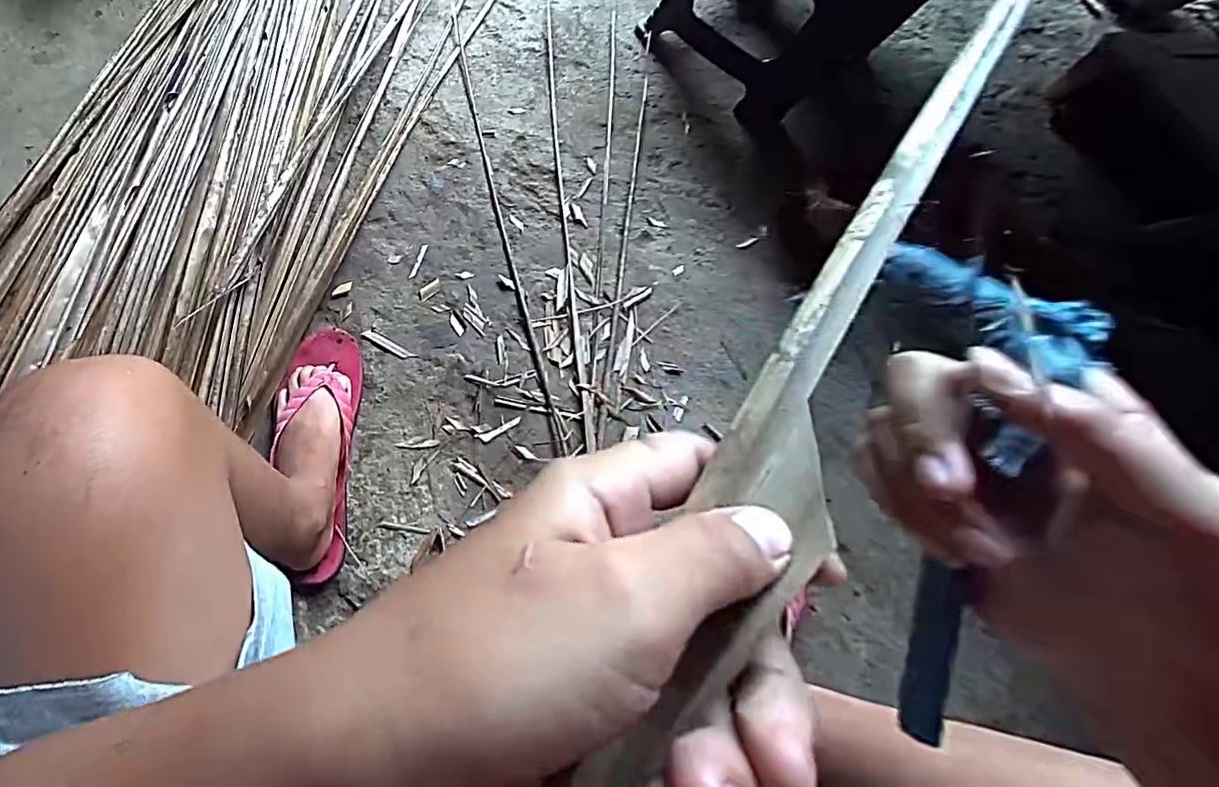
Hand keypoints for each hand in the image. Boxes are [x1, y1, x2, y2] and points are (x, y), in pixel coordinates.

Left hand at [309, 432, 810, 786]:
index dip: (758, 496)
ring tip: (715, 783)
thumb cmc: (507, 653)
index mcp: (600, 501)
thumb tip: (770, 517)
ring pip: (701, 660)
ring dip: (730, 728)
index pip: (689, 463)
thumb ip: (706, 554)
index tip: (824, 570)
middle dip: (758, 666)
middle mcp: (603, 552)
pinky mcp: (592, 691)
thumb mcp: (621, 595)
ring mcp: (599, 627)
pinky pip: (666, 710)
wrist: (395, 745)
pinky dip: (690, 753)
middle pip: (718, 584)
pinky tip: (689, 786)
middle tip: (777, 751)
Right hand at [859, 350, 1218, 785]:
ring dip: (916, 491)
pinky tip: (949, 548)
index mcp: (1068, 405)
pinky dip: (897, 507)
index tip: (977, 448)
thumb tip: (983, 366)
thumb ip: (1105, 431)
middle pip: (915, 378)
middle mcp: (998, 414)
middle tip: (949, 492)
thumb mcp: (1195, 513)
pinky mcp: (913, 489)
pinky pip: (869, 467)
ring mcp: (951, 451)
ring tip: (976, 547)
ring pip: (883, 426)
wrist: (1148, 682)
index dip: (967, 388)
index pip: (989, 358)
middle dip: (923, 437)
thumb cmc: (1193, 597)